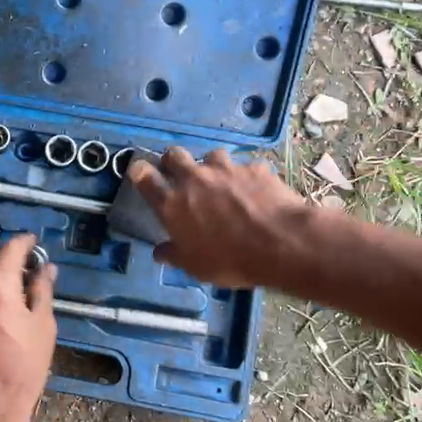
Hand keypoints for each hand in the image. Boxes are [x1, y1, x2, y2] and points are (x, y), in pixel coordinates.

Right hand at [128, 147, 310, 287]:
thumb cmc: (230, 260)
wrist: (281, 243)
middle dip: (172, 162)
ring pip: (210, 156)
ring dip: (211, 167)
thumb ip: (174, 254)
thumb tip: (160, 251)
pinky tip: (253, 192)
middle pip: (173, 155)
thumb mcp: (195, 266)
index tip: (141, 174)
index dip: (139, 172)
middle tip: (180, 177)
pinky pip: (243, 167)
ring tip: (221, 183)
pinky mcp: (254, 167)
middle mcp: (194, 179)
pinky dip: (243, 177)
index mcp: (172, 204)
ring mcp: (226, 169)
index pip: (144, 176)